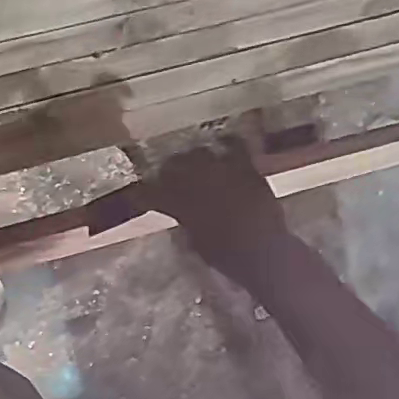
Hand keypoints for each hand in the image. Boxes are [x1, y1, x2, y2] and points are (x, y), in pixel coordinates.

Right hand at [139, 136, 290, 277]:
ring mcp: (223, 172)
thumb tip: (179, 211)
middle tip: (165, 176)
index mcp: (181, 206)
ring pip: (198, 153)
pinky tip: (222, 144)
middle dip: (166, 171)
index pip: (152, 193)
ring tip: (191, 162)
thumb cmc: (226, 255)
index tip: (135, 194)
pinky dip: (226, 142)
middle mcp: (198, 184)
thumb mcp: (195, 242)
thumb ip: (184, 221)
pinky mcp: (246, 168)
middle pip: (173, 167)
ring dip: (191, 157)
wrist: (264, 252)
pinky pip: (234, 145)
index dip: (141, 193)